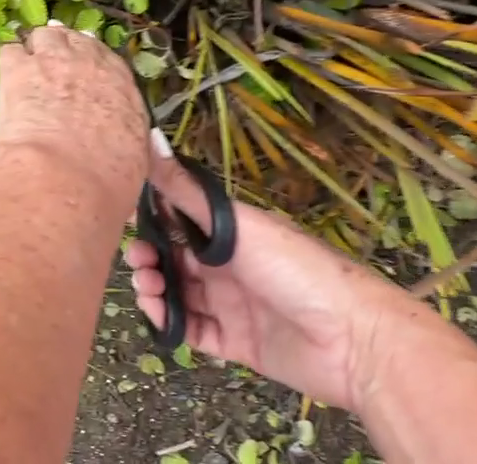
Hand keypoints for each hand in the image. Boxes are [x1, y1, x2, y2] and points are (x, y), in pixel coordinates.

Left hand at [0, 24, 148, 203]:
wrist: (63, 178)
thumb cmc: (104, 183)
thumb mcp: (133, 163)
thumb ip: (127, 143)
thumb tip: (128, 153)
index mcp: (123, 88)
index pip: (107, 59)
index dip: (90, 63)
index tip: (81, 72)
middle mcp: (90, 65)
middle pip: (74, 40)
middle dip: (63, 50)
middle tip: (51, 66)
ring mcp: (52, 61)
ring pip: (43, 37)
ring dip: (36, 50)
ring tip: (28, 68)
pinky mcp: (17, 68)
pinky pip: (10, 51)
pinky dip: (9, 63)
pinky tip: (7, 80)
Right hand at [123, 146, 415, 410]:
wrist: (354, 341)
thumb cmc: (295, 268)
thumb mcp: (234, 223)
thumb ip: (184, 188)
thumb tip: (148, 134)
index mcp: (227, 233)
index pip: (176, 219)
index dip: (148, 218)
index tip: (123, 215)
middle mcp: (225, 265)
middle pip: (171, 256)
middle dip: (146, 254)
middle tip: (138, 260)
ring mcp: (229, 304)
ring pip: (175, 291)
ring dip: (153, 286)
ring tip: (147, 286)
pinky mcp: (233, 341)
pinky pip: (190, 329)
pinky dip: (168, 320)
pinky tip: (159, 312)